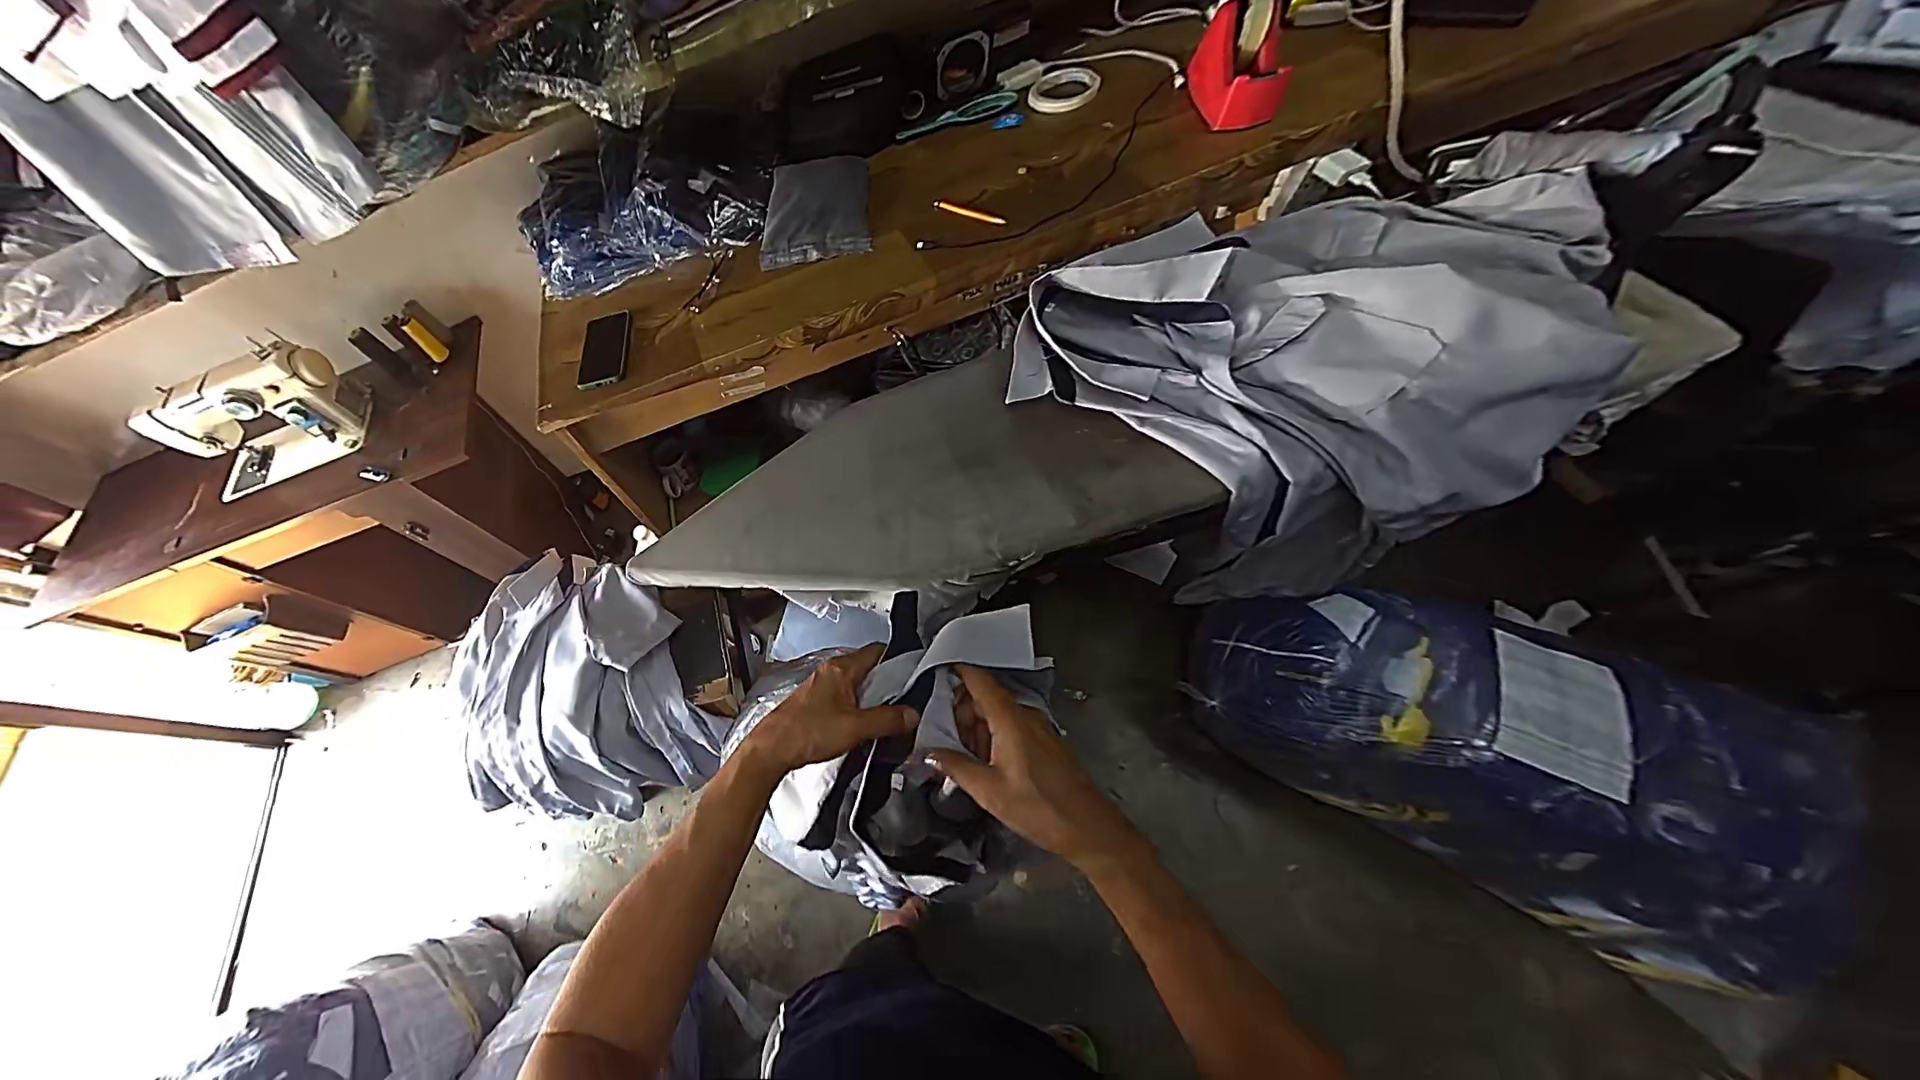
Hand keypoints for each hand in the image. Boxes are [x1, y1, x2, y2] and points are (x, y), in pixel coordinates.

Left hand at [740, 644, 916, 781]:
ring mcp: (819, 687)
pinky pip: (842, 698)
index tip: (911, 674)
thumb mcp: (856, 727)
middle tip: (901, 701)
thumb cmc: (805, 733)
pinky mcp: (813, 703)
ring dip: (868, 698)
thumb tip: (910, 715)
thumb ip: (887, 720)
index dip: (897, 660)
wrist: (769, 751)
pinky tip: (858, 726)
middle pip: (867, 668)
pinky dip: (854, 707)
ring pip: (854, 684)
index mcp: (840, 668)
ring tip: (882, 716)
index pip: (877, 651)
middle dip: (885, 684)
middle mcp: (829, 672)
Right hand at [928, 665, 1147, 871]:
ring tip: (966, 758)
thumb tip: (929, 752)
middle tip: (946, 738)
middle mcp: (1025, 715)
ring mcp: (1038, 727)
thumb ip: (956, 766)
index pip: (980, 680)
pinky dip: (995, 737)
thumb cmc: (1039, 807)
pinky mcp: (1045, 741)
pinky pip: (1013, 726)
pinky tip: (988, 763)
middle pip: (986, 698)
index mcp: (1010, 719)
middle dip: (963, 712)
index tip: (939, 669)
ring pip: (999, 714)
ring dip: (978, 728)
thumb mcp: (989, 790)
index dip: (959, 670)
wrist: (1088, 826)